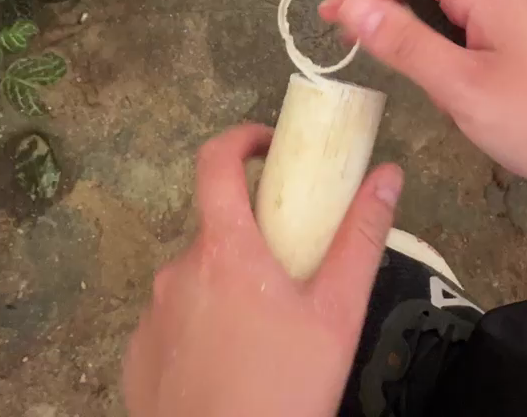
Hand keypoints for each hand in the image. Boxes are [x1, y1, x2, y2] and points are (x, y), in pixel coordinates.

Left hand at [122, 124, 403, 416]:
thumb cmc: (285, 387)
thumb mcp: (338, 313)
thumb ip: (362, 236)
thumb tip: (389, 172)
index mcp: (224, 247)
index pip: (216, 160)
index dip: (242, 138)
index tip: (271, 146)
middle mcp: (178, 269)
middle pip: (216, 225)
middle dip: (252, 234)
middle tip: (290, 270)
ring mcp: (152, 313)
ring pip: (197, 274)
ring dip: (228, 281)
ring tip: (265, 329)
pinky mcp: (137, 355)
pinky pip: (175, 316)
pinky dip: (201, 320)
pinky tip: (230, 362)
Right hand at [318, 0, 526, 213]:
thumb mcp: (461, 85)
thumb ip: (404, 43)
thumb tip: (350, 1)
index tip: (329, 16)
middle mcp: (499, 2)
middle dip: (389, 17)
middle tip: (351, 50)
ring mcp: (511, 33)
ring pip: (446, 25)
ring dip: (420, 50)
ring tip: (414, 88)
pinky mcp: (519, 62)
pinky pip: (467, 51)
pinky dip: (446, 70)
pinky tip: (450, 105)